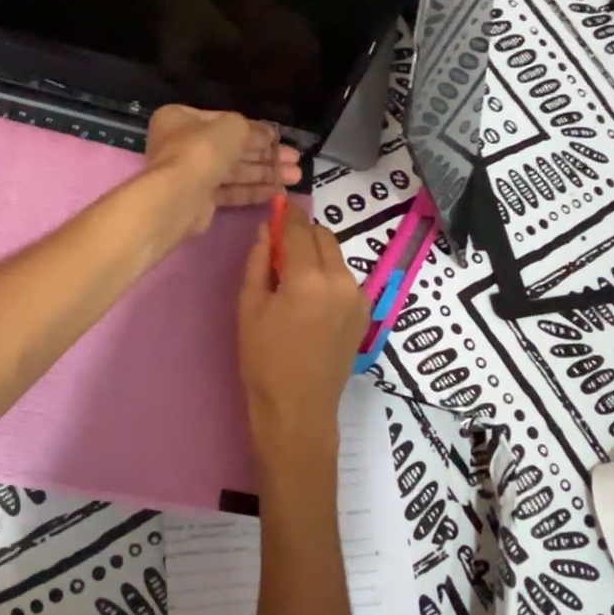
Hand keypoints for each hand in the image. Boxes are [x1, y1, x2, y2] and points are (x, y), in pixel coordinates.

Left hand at [145, 105, 301, 237]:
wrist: (179, 197)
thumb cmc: (202, 150)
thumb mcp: (232, 126)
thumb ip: (251, 128)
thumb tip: (267, 135)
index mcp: (181, 119)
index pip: (224, 121)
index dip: (255, 130)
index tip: (279, 138)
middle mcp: (182, 144)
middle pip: (231, 148)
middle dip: (265, 155)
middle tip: (294, 160)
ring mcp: (190, 173)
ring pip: (233, 171)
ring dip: (265, 173)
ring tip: (295, 176)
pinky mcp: (199, 199)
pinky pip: (230, 190)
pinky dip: (253, 189)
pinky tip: (278, 191)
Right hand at [236, 199, 368, 463]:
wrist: (298, 409)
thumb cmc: (263, 359)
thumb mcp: (249, 307)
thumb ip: (258, 262)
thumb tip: (265, 229)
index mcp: (308, 277)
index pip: (298, 228)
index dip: (286, 214)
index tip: (277, 205)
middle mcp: (340, 279)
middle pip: (322, 236)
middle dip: (302, 232)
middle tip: (278, 244)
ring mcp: (357, 296)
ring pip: (335, 255)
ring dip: (315, 253)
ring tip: (292, 275)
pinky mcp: (364, 312)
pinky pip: (344, 277)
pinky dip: (328, 274)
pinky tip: (310, 296)